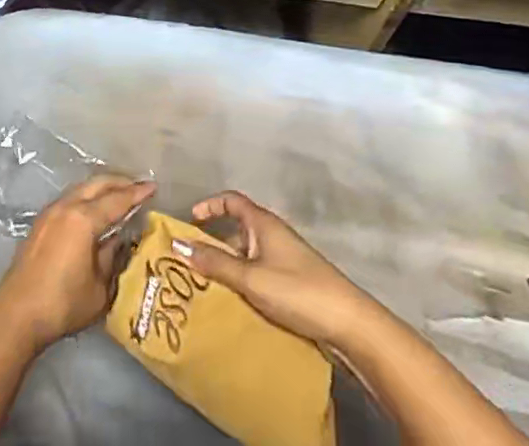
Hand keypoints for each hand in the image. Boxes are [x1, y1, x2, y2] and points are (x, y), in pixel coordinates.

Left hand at [0, 174, 155, 351]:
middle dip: (119, 182)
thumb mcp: (100, 287)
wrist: (19, 311)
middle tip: (139, 186)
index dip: (137, 193)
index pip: (116, 200)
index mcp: (82, 220)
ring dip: (101, 189)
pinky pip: (70, 200)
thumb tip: (119, 239)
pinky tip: (96, 211)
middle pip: (95, 185)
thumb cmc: (64, 303)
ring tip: (120, 196)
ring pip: (80, 190)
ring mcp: (49, 213)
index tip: (153, 187)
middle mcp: (65, 208)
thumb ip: (111, 257)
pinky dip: (87, 198)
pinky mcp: (41, 223)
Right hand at [184, 190, 378, 345]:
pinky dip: (243, 280)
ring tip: (206, 282)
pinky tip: (235, 299)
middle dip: (213, 241)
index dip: (209, 205)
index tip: (191, 219)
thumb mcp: (249, 277)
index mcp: (263, 224)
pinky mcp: (294, 282)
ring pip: (247, 254)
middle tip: (190, 258)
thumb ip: (213, 262)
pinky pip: (259, 272)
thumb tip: (176, 243)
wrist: (353, 327)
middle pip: (237, 229)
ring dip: (227, 264)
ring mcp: (286, 259)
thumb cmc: (298, 291)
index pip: (231, 200)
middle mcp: (274, 235)